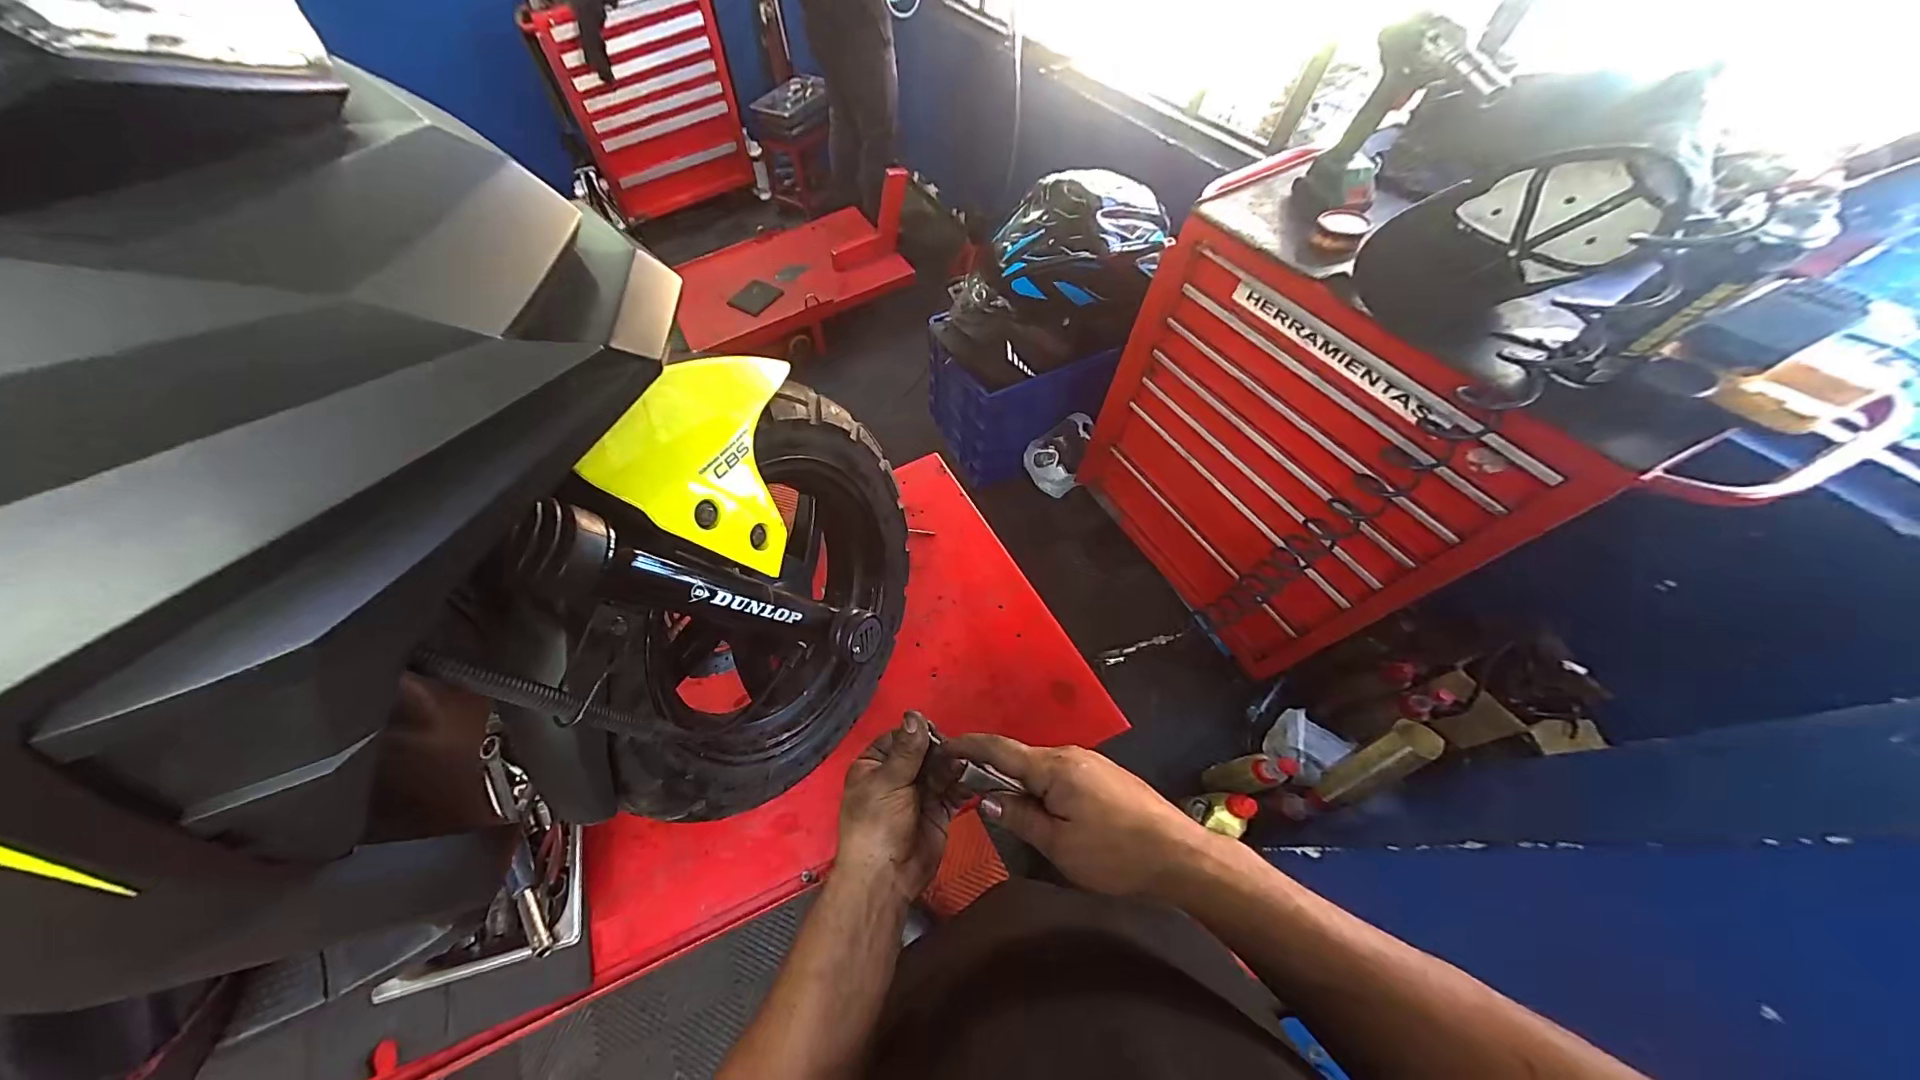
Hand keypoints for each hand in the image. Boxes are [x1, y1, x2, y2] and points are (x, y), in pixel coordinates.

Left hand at [835, 711, 956, 902]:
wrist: (887, 878)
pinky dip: (963, 784)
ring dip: (953, 766)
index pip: (901, 737)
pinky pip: (954, 790)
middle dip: (941, 750)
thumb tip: (914, 715)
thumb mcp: (888, 782)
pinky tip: (972, 777)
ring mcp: (919, 793)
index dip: (919, 734)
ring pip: (941, 769)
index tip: (937, 734)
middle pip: (925, 752)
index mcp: (874, 764)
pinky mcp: (938, 810)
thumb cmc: (875, 826)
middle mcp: (897, 775)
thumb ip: (907, 750)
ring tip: (964, 766)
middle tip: (957, 751)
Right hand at [943, 734, 1226, 899]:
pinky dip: (1043, 788)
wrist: (1183, 858)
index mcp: (1055, 766)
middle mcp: (1072, 754)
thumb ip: (1019, 817)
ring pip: (1042, 769)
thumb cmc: (1117, 855)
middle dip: (993, 770)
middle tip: (967, 789)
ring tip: (1005, 808)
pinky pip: (1062, 775)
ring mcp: (1092, 762)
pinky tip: (1044, 811)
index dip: (969, 746)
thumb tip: (986, 798)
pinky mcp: (1105, 775)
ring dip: (1020, 783)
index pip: (1000, 749)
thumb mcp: (1059, 845)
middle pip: (1021, 758)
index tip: (943, 746)